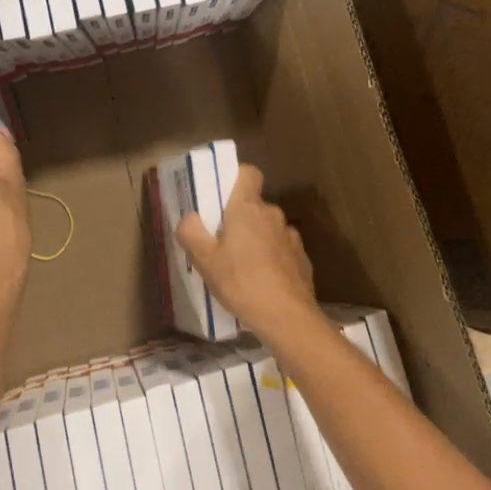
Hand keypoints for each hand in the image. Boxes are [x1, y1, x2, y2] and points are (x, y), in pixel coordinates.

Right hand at [175, 164, 319, 336]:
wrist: (287, 317)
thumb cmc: (241, 282)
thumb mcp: (205, 260)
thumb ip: (191, 232)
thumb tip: (189, 217)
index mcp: (247, 208)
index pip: (248, 172)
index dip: (236, 178)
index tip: (222, 196)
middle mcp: (272, 214)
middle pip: (254, 205)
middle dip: (240, 218)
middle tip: (223, 242)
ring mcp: (291, 236)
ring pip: (269, 229)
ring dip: (258, 240)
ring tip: (243, 267)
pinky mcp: (302, 258)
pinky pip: (282, 250)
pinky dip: (273, 259)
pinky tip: (263, 282)